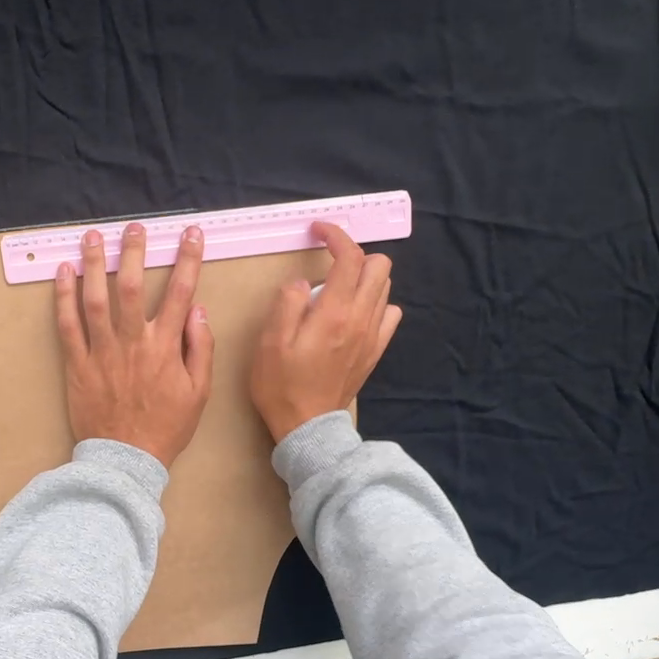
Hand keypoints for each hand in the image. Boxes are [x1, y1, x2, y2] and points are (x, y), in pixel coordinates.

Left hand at [56, 223, 213, 466]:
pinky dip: (63, 297)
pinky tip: (63, 272)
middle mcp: (132, 342)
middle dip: (133, 251)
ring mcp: (102, 352)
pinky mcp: (77, 365)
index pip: (179, 292)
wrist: (128, 460)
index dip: (187, 259)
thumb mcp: (199, 393)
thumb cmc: (166, 427)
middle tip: (133, 228)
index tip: (190, 234)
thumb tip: (198, 310)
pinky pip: (67, 326)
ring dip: (94, 264)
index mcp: (165, 347)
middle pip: (131, 286)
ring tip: (92, 237)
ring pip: (95, 299)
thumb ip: (200, 348)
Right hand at [249, 222, 401, 442]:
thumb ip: (287, 304)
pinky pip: (389, 315)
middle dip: (355, 255)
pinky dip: (375, 304)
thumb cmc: (281, 385)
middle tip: (328, 265)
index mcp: (334, 312)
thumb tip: (303, 283)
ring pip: (385, 288)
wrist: (307, 427)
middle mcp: (361, 319)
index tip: (318, 232)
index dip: (336, 236)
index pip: (349, 257)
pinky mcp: (374, 352)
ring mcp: (372, 336)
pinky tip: (353, 314)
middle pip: (380, 265)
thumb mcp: (269, 342)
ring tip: (336, 290)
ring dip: (364, 279)